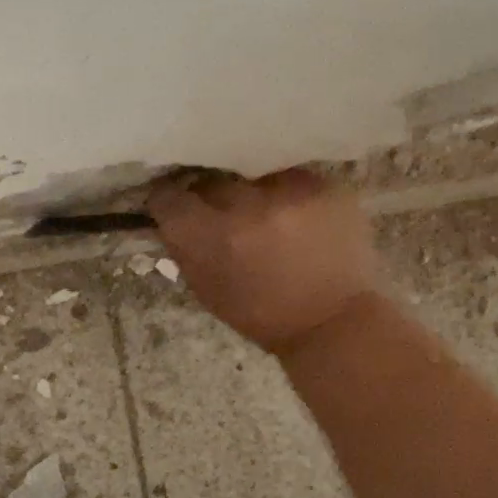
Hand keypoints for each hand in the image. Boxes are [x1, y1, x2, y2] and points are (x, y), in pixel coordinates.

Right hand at [147, 169, 382, 353]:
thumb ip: (183, 247)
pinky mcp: (322, 185)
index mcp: (208, 238)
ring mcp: (288, 193)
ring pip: (250, 176)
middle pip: (209, 183)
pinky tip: (293, 216)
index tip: (173, 207)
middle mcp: (244, 207)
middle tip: (220, 215)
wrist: (330, 321)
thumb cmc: (257, 313)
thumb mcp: (204, 287)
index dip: (168, 202)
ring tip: (261, 215)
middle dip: (208, 198)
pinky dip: (284, 194)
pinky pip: (288, 177)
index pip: (168, 197)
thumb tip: (170, 217)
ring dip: (248, 194)